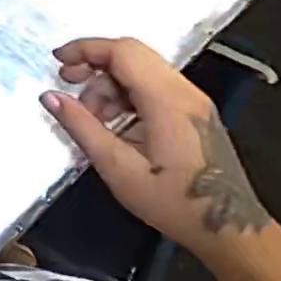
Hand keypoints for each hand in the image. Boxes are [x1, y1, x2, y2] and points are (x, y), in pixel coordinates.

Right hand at [40, 37, 270, 258]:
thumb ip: (82, 127)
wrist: (231, 231)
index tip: (58, 62)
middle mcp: (183, 91)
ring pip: (140, 70)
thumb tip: (49, 97)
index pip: (122, 52)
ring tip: (92, 118)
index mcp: (167, 100)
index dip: (86, 49)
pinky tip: (113, 123)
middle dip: (94, 63)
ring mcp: (191, 99)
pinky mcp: (193, 111)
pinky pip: (152, 86)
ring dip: (109, 85)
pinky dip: (125, 95)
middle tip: (67, 84)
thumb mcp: (119, 170)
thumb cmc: (175, 203)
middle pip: (131, 55)